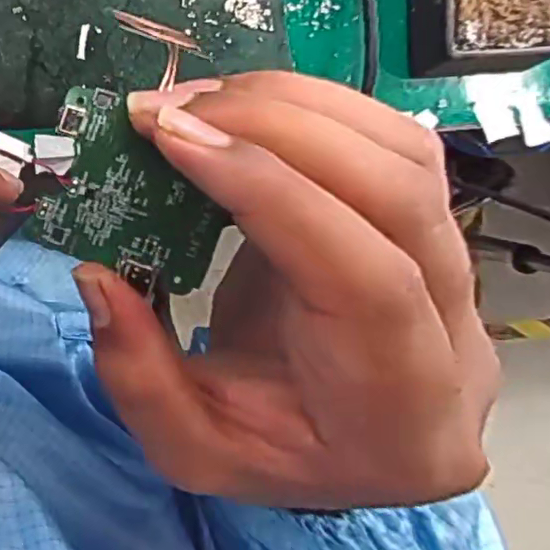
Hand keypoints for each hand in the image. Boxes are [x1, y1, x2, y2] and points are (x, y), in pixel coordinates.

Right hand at [75, 71, 497, 509]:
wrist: (338, 444)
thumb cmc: (267, 451)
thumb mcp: (182, 447)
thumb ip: (134, 373)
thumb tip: (95, 274)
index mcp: (397, 404)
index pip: (361, 275)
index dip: (266, 189)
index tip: (171, 137)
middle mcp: (454, 332)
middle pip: (397, 194)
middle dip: (272, 127)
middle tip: (166, 108)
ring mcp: (453, 272)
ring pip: (406, 152)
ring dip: (291, 104)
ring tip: (194, 98)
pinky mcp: (423, 228)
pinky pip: (391, 144)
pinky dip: (310, 106)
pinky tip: (238, 105)